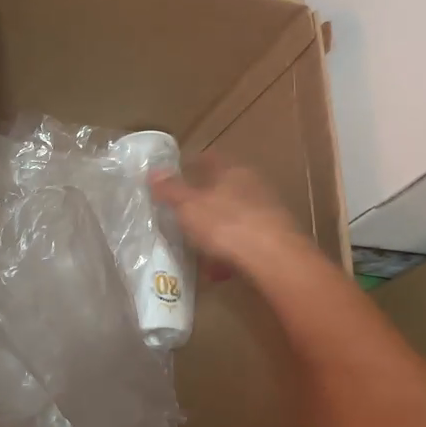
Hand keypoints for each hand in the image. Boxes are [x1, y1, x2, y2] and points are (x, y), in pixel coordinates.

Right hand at [149, 157, 309, 275]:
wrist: (272, 257)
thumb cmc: (225, 224)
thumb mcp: (188, 206)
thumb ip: (170, 190)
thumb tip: (153, 172)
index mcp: (232, 171)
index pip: (209, 158)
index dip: (191, 164)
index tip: (175, 175)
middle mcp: (253, 185)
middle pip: (222, 188)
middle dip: (202, 200)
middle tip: (180, 213)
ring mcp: (265, 211)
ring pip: (232, 216)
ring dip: (214, 228)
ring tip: (196, 245)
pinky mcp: (272, 236)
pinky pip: (241, 240)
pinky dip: (227, 250)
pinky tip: (216, 268)